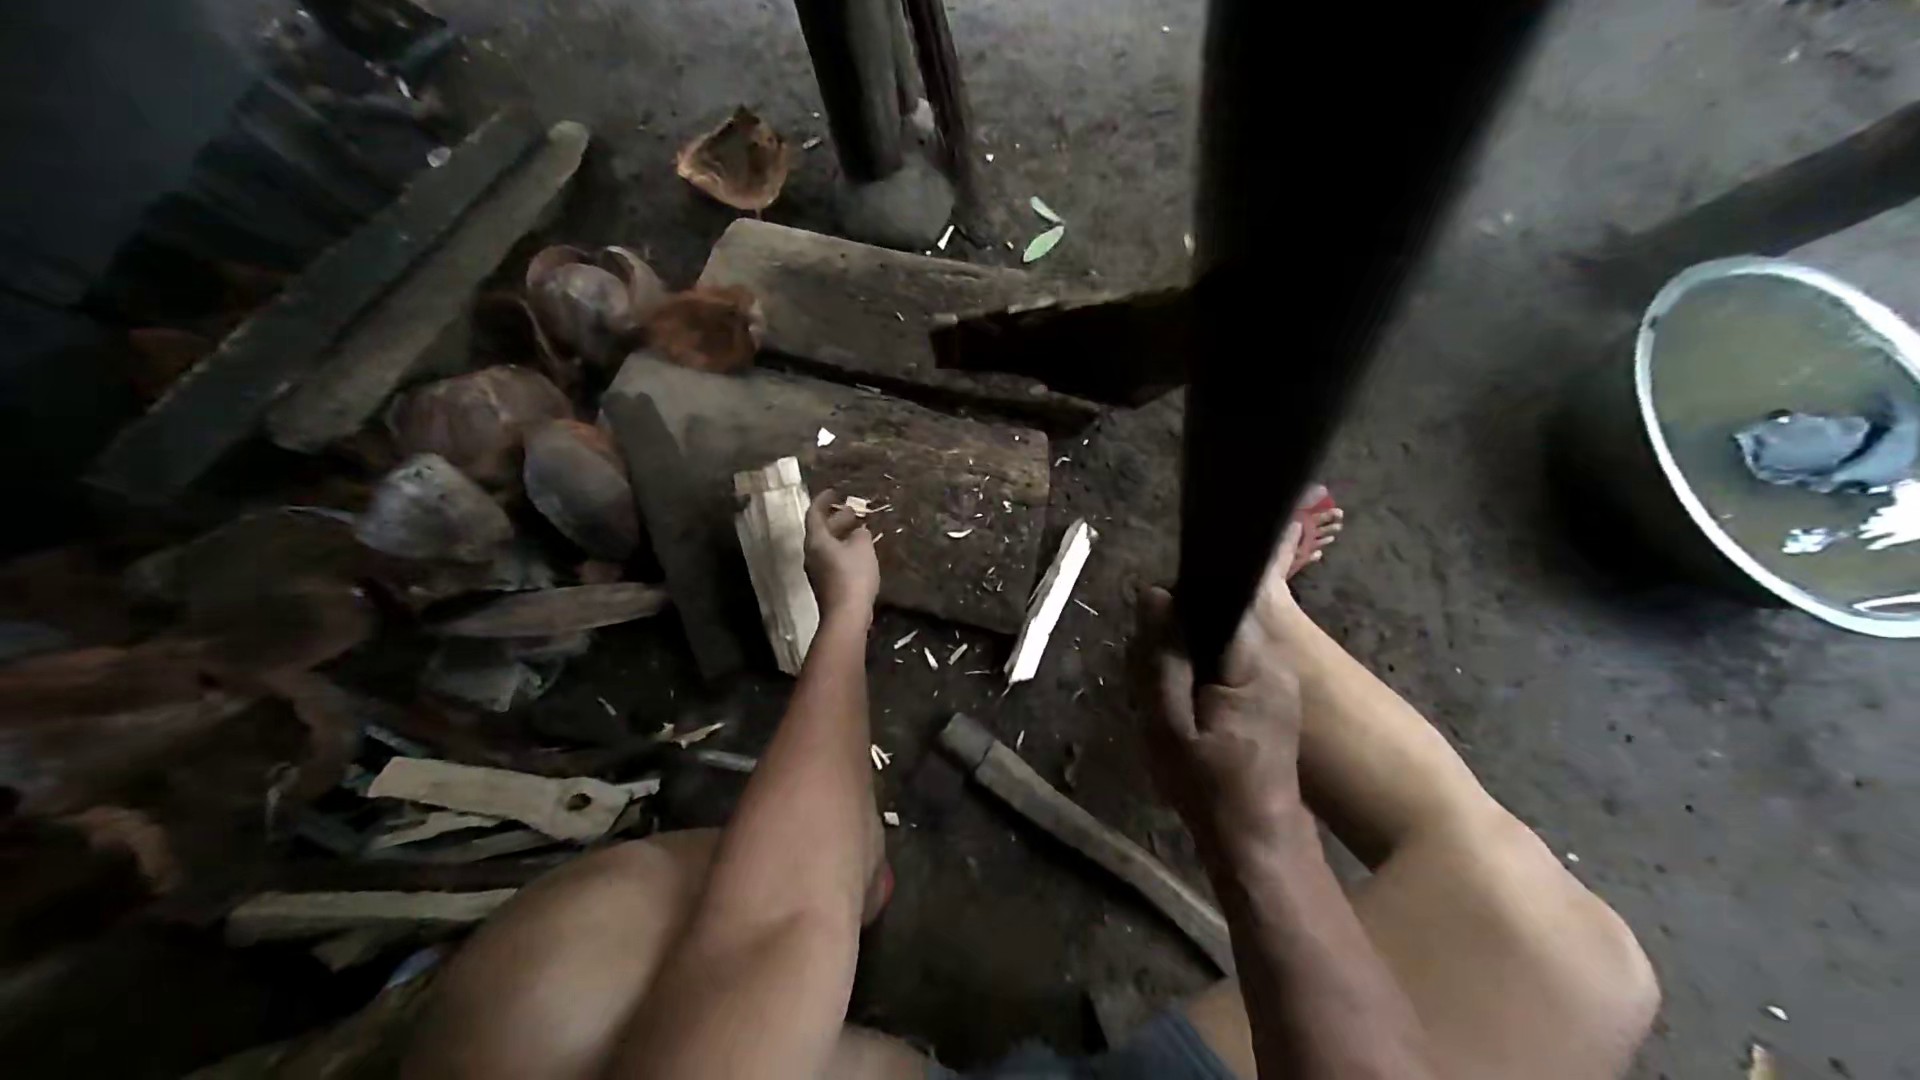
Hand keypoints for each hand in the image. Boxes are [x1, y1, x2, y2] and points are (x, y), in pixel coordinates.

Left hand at [806, 489, 879, 618]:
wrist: (846, 615)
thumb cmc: (853, 576)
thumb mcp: (862, 548)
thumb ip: (860, 534)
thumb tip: (858, 531)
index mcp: (816, 540)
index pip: (814, 514)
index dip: (823, 500)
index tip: (833, 491)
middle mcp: (811, 553)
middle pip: (820, 530)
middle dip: (836, 518)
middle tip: (853, 511)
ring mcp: (817, 570)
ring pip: (826, 545)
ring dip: (841, 535)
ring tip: (859, 530)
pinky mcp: (825, 583)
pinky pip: (832, 558)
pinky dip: (842, 549)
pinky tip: (858, 552)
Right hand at [1132, 522, 1308, 854]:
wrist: (1256, 843)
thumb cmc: (1208, 787)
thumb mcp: (1168, 725)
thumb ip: (1161, 658)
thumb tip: (1154, 595)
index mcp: (1252, 663)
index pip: (1213, 602)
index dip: (1173, 612)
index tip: (1147, 642)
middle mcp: (1273, 661)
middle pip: (1211, 621)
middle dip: (1172, 642)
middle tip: (1148, 686)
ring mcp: (1275, 679)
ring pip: (1213, 644)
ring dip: (1181, 663)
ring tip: (1162, 703)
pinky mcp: (1268, 697)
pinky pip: (1223, 665)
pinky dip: (1196, 679)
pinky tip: (1180, 711)